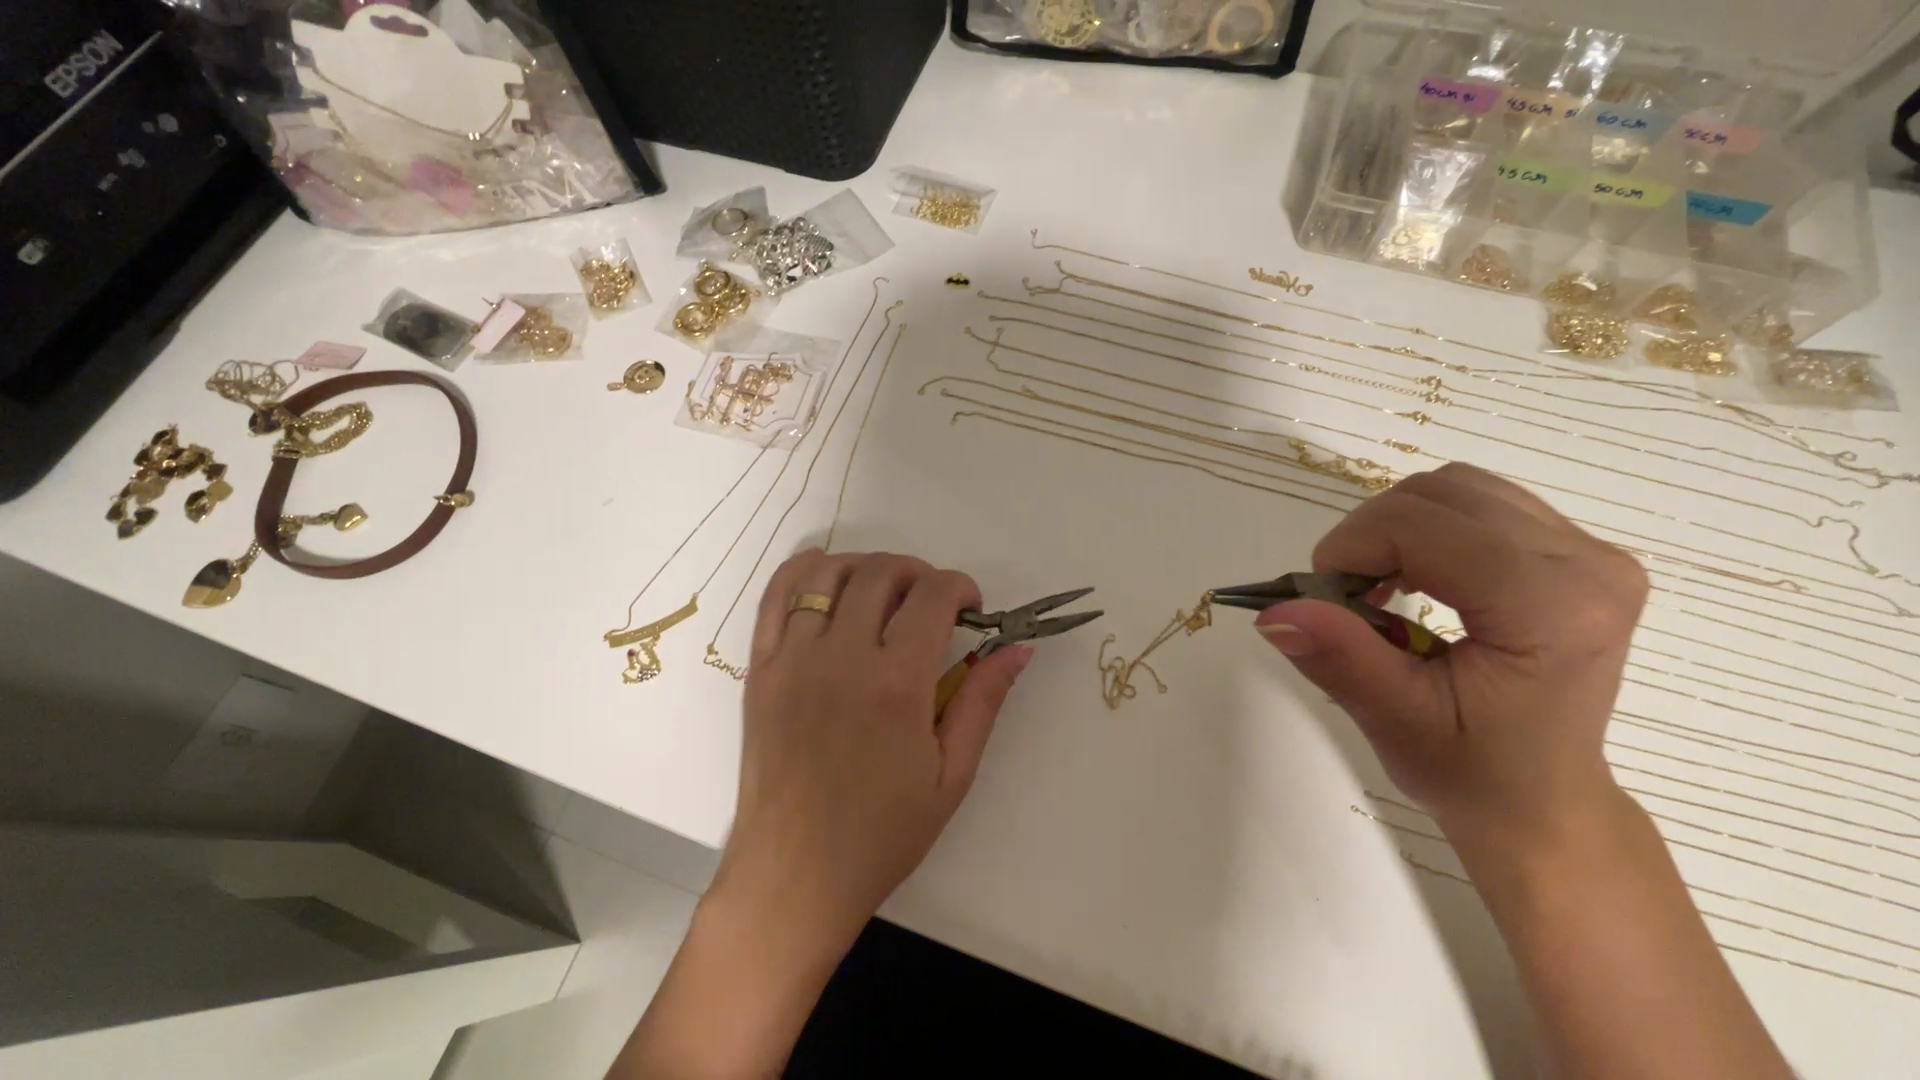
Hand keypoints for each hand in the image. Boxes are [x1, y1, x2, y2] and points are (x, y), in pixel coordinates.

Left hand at [718, 549, 1032, 947]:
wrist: (795, 873)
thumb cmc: (882, 834)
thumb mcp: (952, 776)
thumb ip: (983, 703)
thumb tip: (1017, 648)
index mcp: (896, 686)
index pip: (932, 596)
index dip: (960, 586)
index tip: (970, 608)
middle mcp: (841, 658)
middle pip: (882, 573)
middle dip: (919, 574)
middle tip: (932, 605)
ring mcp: (793, 660)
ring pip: (829, 573)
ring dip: (866, 567)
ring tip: (884, 593)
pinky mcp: (760, 669)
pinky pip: (775, 596)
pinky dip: (804, 571)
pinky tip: (828, 579)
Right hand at [1253, 463, 1647, 854]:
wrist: (1545, 802)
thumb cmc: (1474, 773)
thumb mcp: (1395, 721)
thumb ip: (1339, 657)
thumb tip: (1276, 611)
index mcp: (1551, 609)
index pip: (1425, 526)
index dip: (1353, 546)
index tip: (1322, 597)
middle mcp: (1586, 565)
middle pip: (1441, 493)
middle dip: (1372, 534)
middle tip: (1347, 597)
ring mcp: (1592, 553)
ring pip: (1459, 487)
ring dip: (1399, 526)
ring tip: (1383, 588)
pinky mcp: (1582, 553)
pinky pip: (1482, 504)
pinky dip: (1431, 528)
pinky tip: (1421, 578)